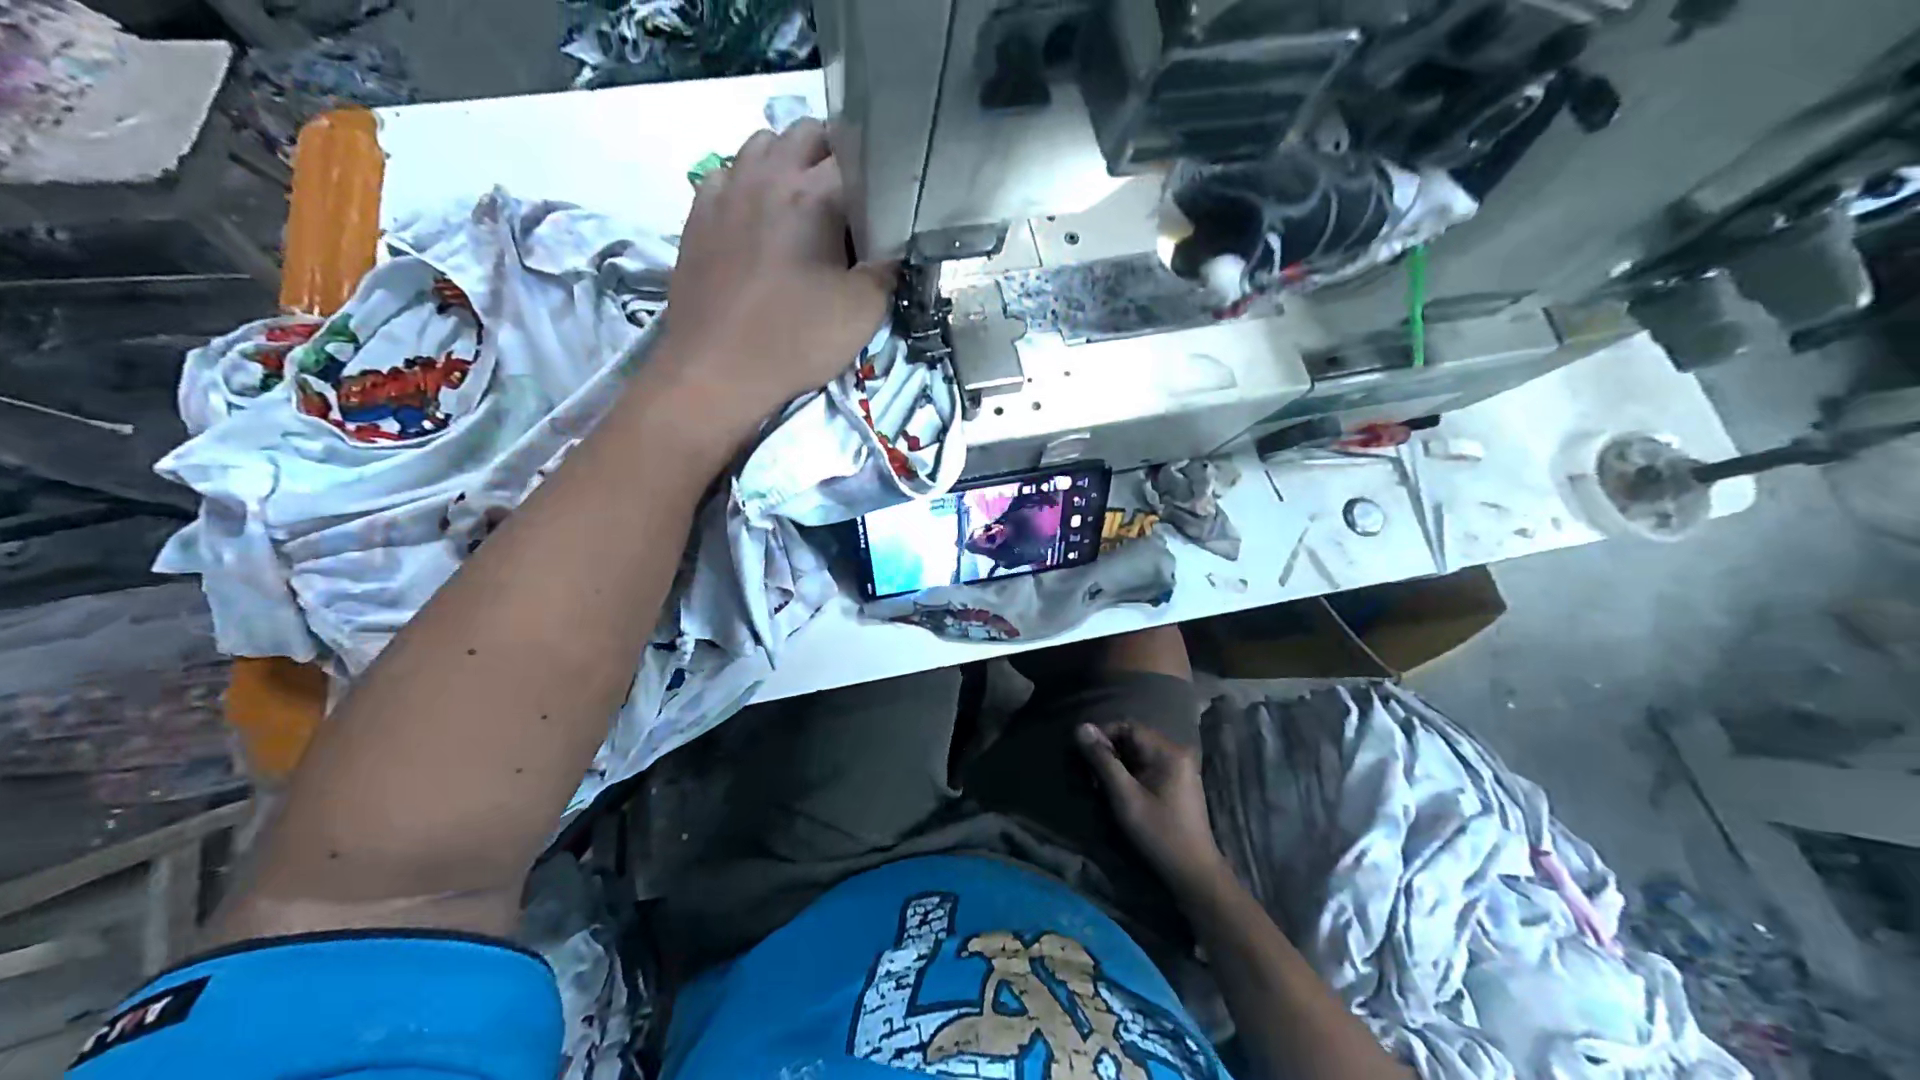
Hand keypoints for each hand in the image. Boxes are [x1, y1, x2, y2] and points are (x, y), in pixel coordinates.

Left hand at [654, 119, 894, 431]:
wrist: (716, 370)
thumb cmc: (795, 342)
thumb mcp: (863, 313)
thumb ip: (886, 269)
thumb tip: (893, 245)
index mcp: (815, 196)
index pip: (858, 155)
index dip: (878, 176)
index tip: (884, 207)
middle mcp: (768, 176)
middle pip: (808, 133)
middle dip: (833, 155)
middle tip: (847, 200)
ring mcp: (727, 189)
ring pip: (763, 143)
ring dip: (789, 161)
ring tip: (802, 203)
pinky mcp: (699, 212)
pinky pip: (728, 172)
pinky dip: (748, 181)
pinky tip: (757, 217)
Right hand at [1076, 721, 1231, 896]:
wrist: (1193, 872)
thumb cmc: (1158, 833)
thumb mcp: (1125, 797)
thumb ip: (1103, 761)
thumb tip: (1081, 727)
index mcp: (1168, 752)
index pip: (1128, 727)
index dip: (1103, 736)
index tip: (1084, 756)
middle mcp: (1177, 752)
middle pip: (1134, 739)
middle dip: (1109, 752)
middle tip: (1091, 775)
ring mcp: (1180, 767)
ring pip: (1139, 753)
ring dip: (1118, 764)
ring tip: (1102, 786)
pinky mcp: (1178, 782)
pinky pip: (1148, 765)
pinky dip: (1131, 773)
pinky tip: (1121, 792)